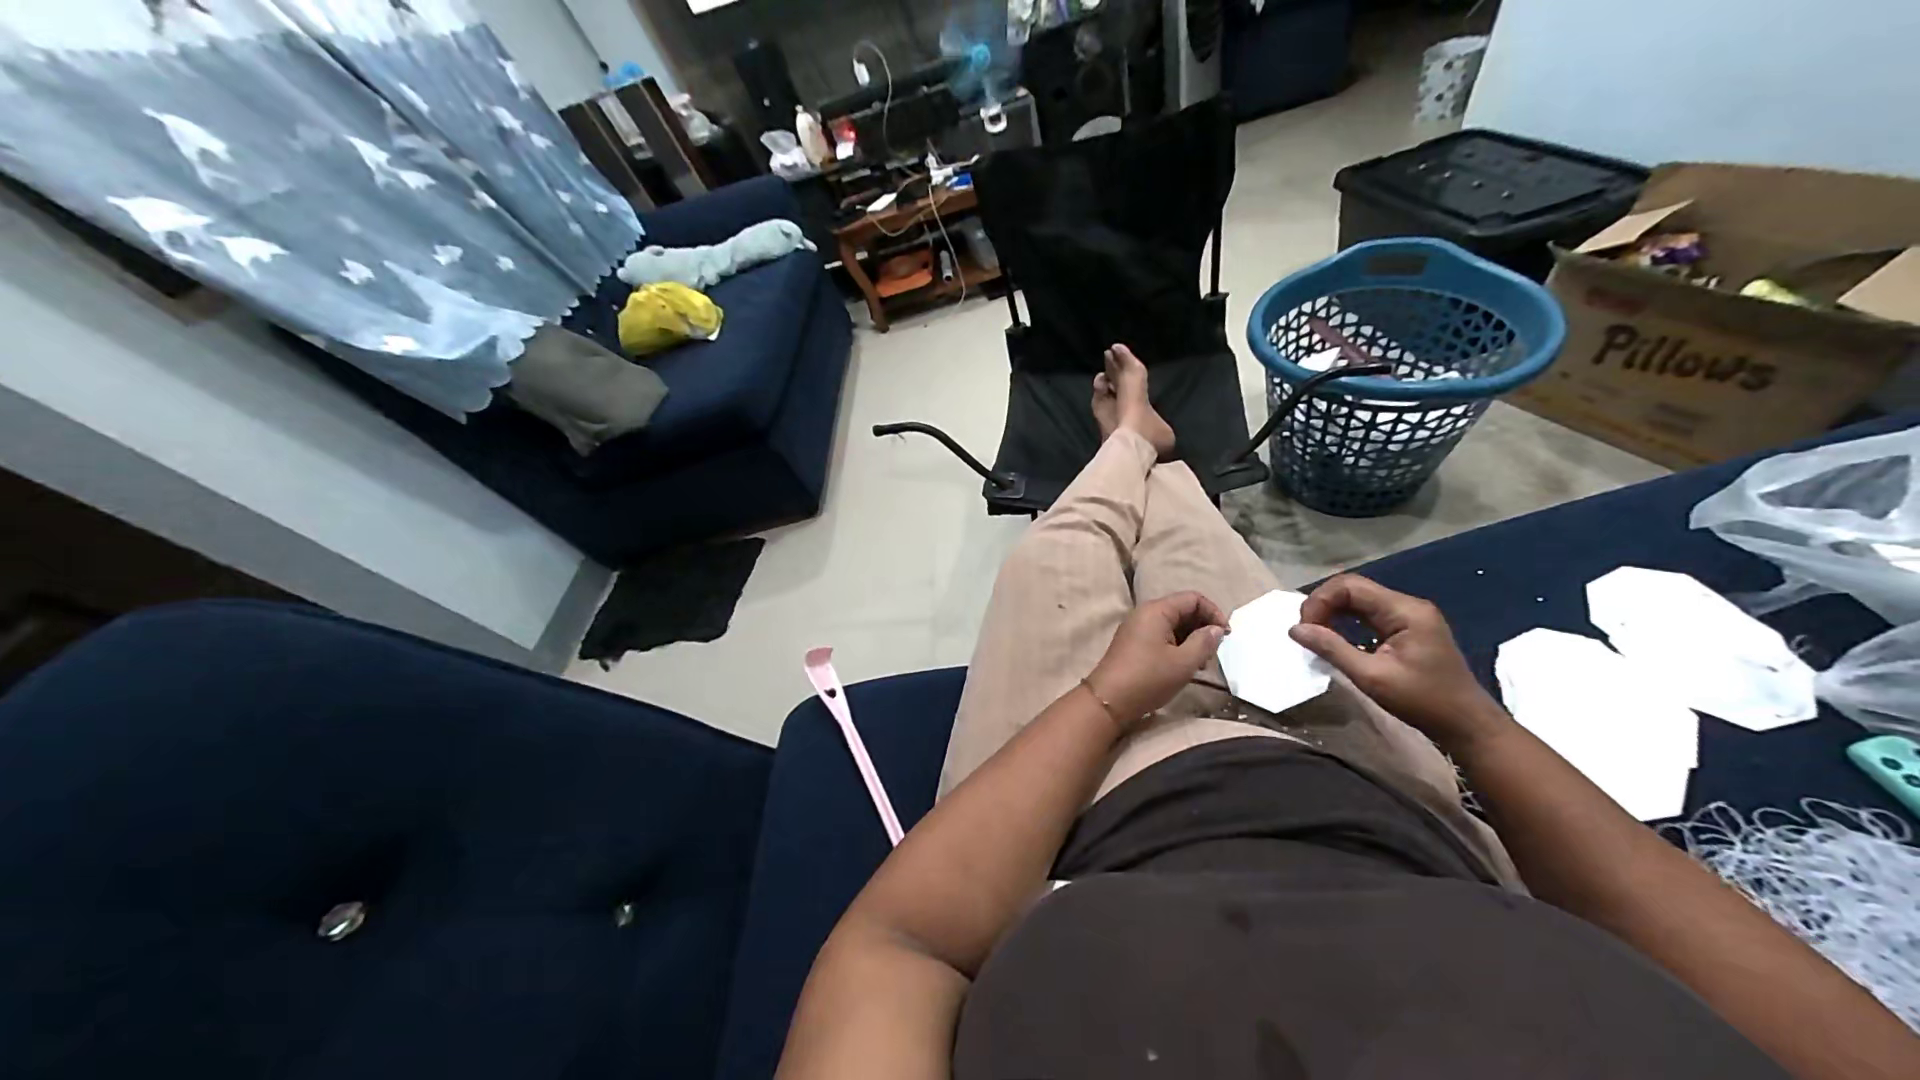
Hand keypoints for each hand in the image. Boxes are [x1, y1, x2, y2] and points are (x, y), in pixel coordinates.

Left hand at [1084, 592, 1228, 731]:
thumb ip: (1204, 642)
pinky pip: (1162, 636)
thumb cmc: (1148, 678)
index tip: (1225, 636)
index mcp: (1156, 610)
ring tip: (1201, 663)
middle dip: (1203, 627)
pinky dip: (1177, 646)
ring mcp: (1137, 628)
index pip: (1193, 598)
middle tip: (1214, 652)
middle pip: (1183, 610)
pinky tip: (1184, 666)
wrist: (1109, 700)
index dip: (1214, 613)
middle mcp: (1145, 613)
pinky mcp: (1134, 643)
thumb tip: (1216, 629)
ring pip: (1173, 624)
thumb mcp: (1183, 662)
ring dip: (1191, 639)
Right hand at [1288, 574, 1511, 748]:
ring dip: (1333, 613)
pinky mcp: (1407, 628)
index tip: (1305, 628)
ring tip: (1317, 635)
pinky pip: (1368, 614)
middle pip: (1353, 589)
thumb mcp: (1372, 677)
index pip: (1350, 586)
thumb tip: (1295, 629)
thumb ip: (1332, 649)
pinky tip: (1336, 639)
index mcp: (1404, 610)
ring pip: (1359, 600)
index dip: (1320, 601)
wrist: (1467, 724)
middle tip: (1307, 632)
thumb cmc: (1423, 701)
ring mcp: (1410, 616)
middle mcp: (1408, 605)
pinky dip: (1347, 622)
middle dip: (1324, 605)